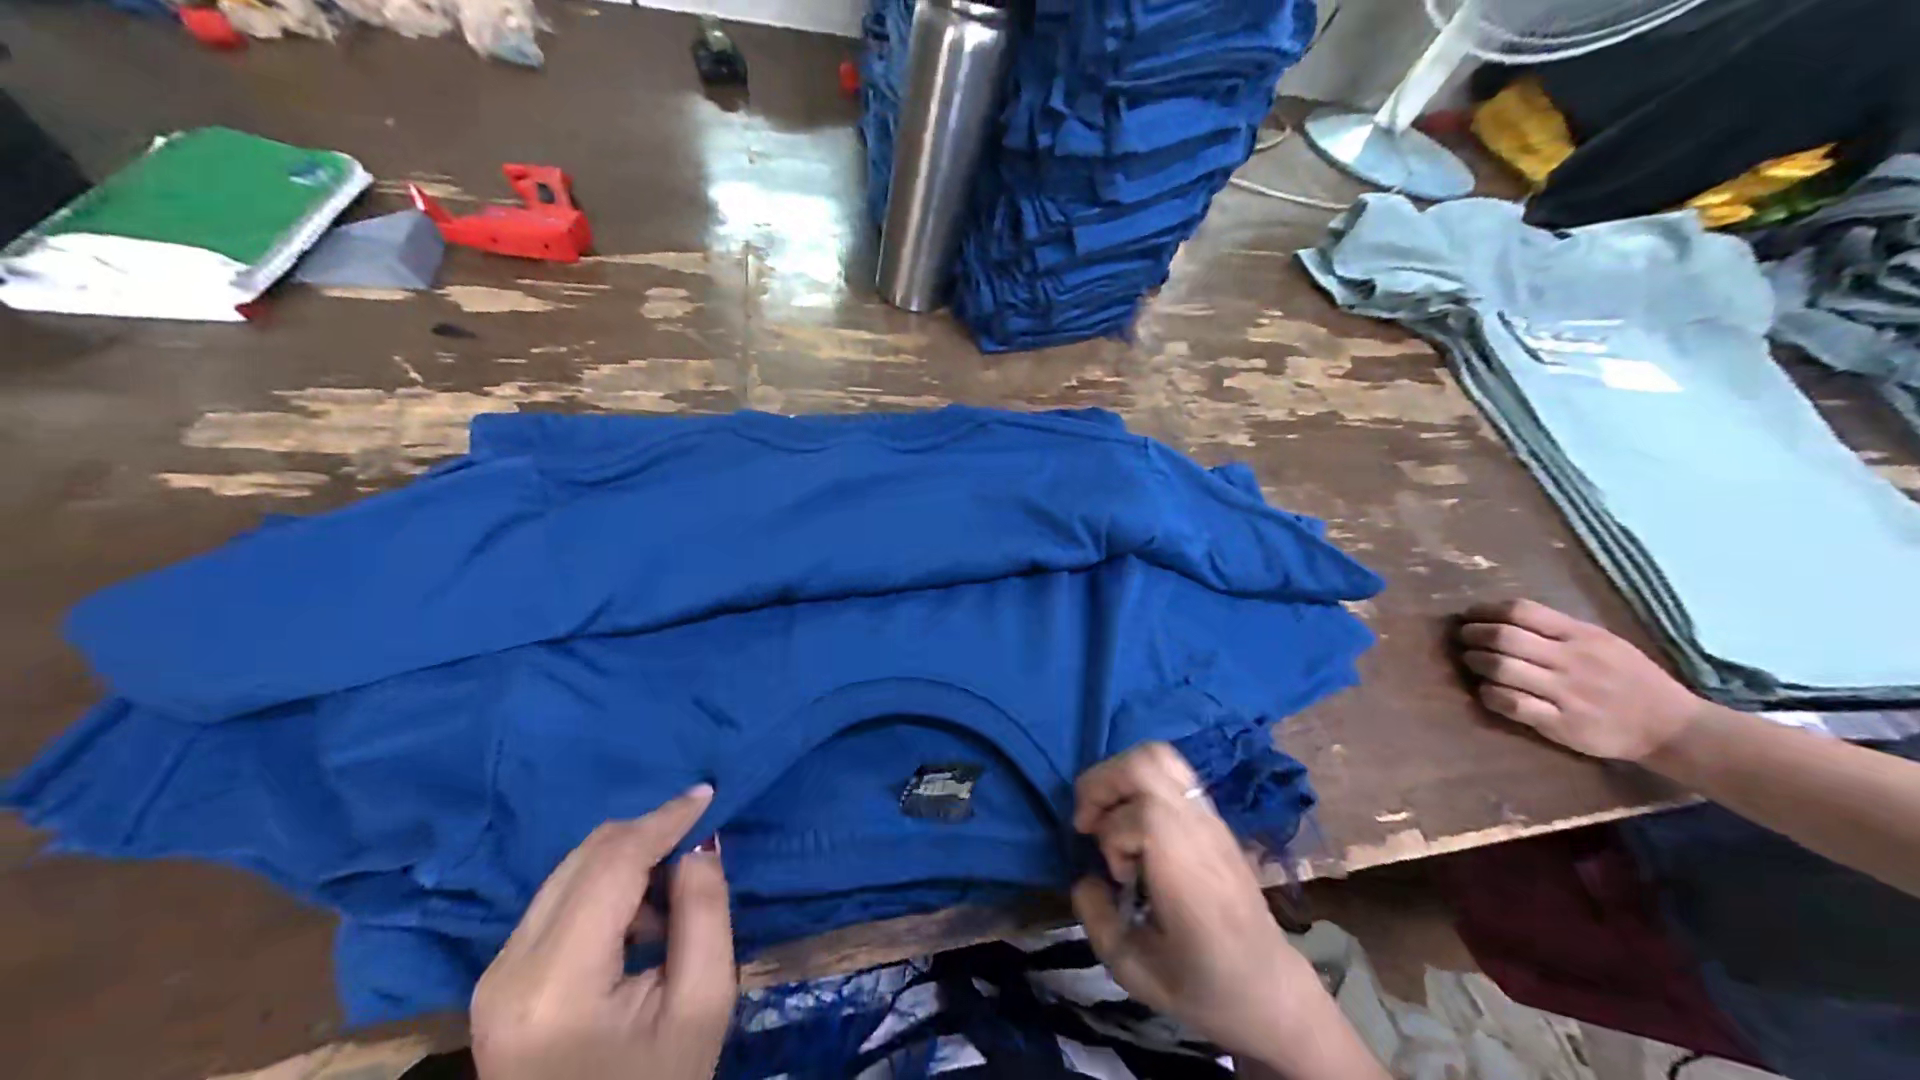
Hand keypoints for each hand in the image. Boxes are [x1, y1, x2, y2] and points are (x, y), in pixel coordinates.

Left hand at [470, 786, 734, 1079]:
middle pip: (584, 858)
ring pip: (569, 873)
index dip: (663, 820)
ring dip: (627, 864)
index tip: (708, 794)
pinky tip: (639, 926)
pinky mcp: (497, 981)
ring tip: (673, 902)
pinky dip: (605, 891)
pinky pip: (557, 902)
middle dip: (646, 836)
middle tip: (698, 843)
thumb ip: (705, 912)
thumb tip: (699, 844)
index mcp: (556, 982)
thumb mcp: (702, 1004)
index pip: (611, 864)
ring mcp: (493, 976)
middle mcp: (507, 968)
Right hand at [1069, 743, 1329, 1064]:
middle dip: (1102, 783)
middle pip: (1146, 763)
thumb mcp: (1133, 970)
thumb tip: (1085, 878)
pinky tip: (1136, 823)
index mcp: (1187, 869)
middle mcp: (1201, 830)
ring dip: (1120, 776)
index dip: (1111, 836)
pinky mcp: (1214, 817)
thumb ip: (1096, 918)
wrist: (1269, 989)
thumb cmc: (1203, 985)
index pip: (1140, 813)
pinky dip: (1139, 783)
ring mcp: (1211, 818)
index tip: (1116, 876)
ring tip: (1109, 813)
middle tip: (1089, 822)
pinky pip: (1171, 773)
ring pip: (1160, 755)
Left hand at [1456, 599, 1707, 761]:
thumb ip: (1557, 629)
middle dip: (1472, 635)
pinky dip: (1489, 693)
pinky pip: (1510, 703)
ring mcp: (1567, 693)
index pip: (1521, 611)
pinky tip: (1487, 690)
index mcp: (1582, 636)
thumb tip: (1500, 616)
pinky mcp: (1561, 724)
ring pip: (1500, 668)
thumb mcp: (1602, 641)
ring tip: (1472, 661)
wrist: (1673, 728)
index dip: (1485, 611)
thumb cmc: (1630, 678)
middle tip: (1464, 639)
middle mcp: (1573, 661)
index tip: (1469, 615)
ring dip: (1475, 662)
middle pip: (1503, 638)